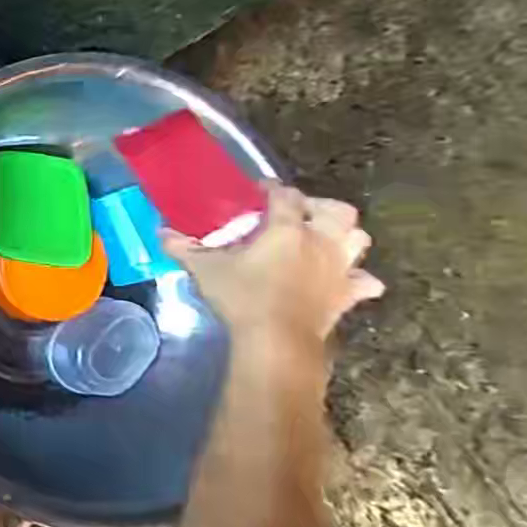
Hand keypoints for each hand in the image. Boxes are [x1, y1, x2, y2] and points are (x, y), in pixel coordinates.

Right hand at [163, 183, 382, 344]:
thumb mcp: (204, 269)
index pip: (285, 196)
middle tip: (298, 211)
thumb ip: (183, 248)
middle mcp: (321, 242)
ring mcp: (340, 268)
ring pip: (359, 238)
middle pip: (337, 211)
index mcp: (286, 230)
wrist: (276, 338)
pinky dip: (358, 276)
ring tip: (323, 238)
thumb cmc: (241, 296)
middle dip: (319, 206)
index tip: (259, 189)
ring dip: (345, 234)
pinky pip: (365, 280)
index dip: (272, 188)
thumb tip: (162, 233)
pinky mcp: (348, 294)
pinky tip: (343, 278)